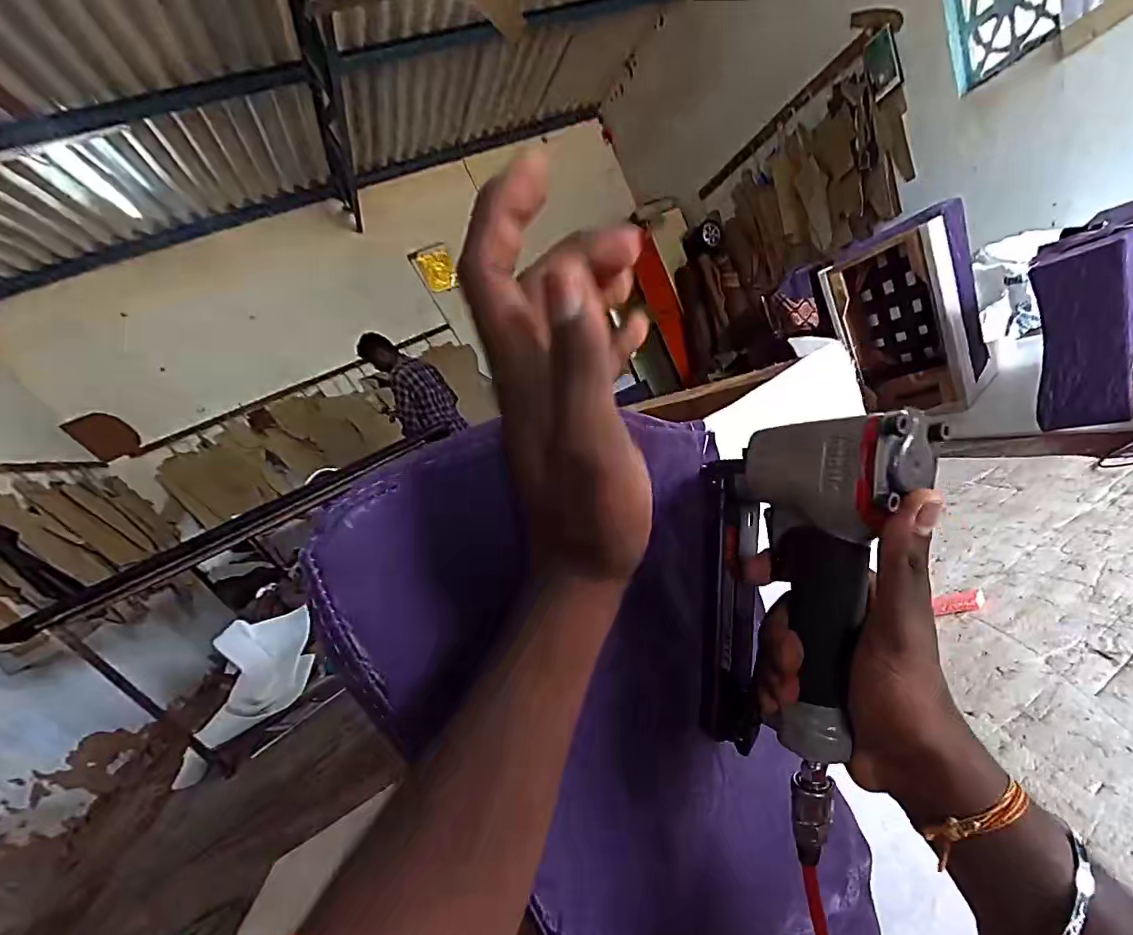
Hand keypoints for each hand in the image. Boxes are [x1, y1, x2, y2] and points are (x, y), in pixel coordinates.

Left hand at [460, 151, 653, 582]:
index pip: (494, 269)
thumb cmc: (594, 515)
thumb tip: (565, 277)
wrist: (584, 569)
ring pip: (562, 318)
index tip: (540, 166)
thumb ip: (579, 361)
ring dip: (593, 283)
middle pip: (537, 287)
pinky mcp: (574, 416)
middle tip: (634, 241)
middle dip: (577, 249)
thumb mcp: (592, 438)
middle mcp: (529, 371)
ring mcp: (551, 394)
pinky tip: (636, 323)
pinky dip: (607, 329)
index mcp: (526, 369)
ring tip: (638, 266)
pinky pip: (585, 357)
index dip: (505, 211)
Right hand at [750, 490, 1000, 812]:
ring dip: (774, 669)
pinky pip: (773, 678)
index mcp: (864, 594)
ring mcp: (823, 655)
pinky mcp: (810, 687)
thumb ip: (903, 560)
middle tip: (792, 662)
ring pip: (775, 646)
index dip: (779, 563)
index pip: (812, 563)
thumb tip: (926, 495)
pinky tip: (783, 707)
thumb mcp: (900, 620)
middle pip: (784, 609)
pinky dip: (772, 691)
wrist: (901, 762)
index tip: (752, 573)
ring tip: (792, 693)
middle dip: (779, 637)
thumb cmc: (904, 687)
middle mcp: (841, 619)